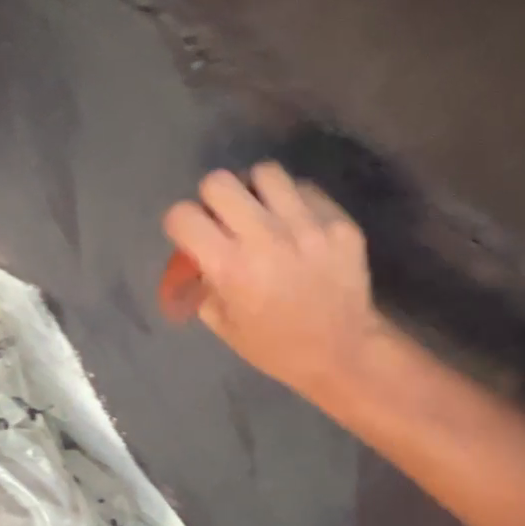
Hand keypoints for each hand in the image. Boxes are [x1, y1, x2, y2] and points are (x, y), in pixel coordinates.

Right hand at [162, 162, 385, 398]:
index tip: (191, 235)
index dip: (180, 223)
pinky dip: (293, 201)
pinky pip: (304, 189)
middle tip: (225, 219)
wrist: (343, 352)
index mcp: (229, 267)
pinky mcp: (337, 222)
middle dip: (213, 199)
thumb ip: (203, 282)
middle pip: (219, 182)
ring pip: (265, 173)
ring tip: (263, 212)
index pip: (182, 215)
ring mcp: (306, 226)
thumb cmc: (275, 346)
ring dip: (256, 191)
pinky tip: (296, 225)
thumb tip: (195, 254)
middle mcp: (265, 238)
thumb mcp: (222, 323)